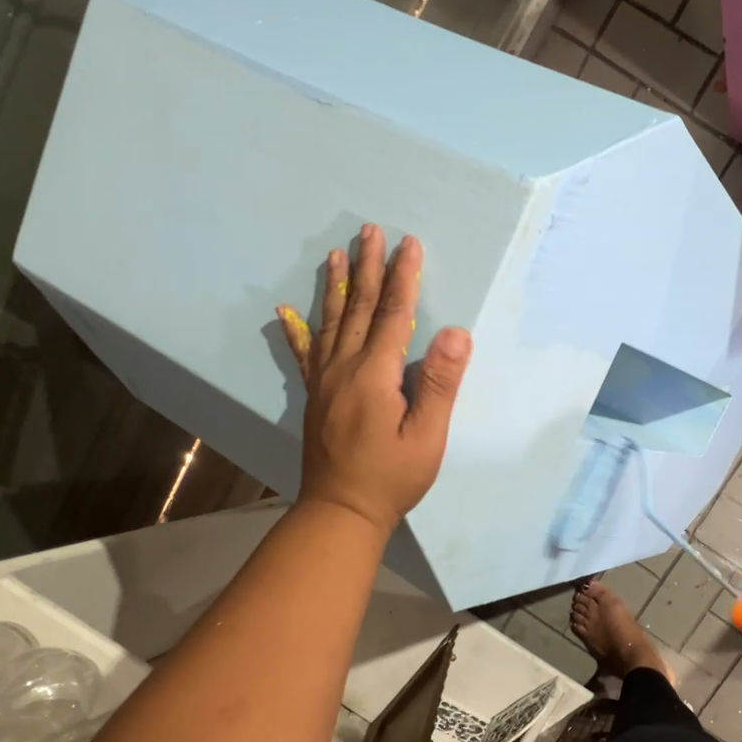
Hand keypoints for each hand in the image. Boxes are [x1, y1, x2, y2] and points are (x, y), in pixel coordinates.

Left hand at [276, 225, 470, 533]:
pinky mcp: (315, 396)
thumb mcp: (426, 436)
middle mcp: (344, 369)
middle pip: (358, 308)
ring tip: (336, 254)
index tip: (410, 243)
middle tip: (370, 231)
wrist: (341, 511)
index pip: (393, 315)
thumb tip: (455, 333)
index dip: (404, 278)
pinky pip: (306, 353)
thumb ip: (438, 384)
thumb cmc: (392, 477)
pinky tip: (286, 313)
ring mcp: (324, 381)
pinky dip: (298, 329)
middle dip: (368, 268)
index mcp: (375, 375)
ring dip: (336, 286)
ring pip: (330, 323)